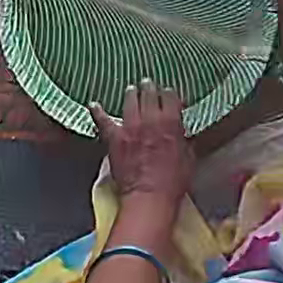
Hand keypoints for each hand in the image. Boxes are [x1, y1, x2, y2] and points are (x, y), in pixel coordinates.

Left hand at [90, 79, 194, 209]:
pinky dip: (98, 112)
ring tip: (131, 90)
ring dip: (131, 93)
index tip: (168, 95)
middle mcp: (150, 118)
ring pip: (130, 100)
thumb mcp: (189, 158)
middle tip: (148, 85)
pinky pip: (103, 121)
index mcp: (171, 122)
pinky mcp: (114, 138)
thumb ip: (185, 141)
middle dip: (150, 87)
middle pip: (149, 92)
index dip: (169, 94)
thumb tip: (184, 135)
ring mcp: (130, 126)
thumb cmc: (173, 182)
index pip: (170, 96)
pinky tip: (94, 105)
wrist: (149, 197)